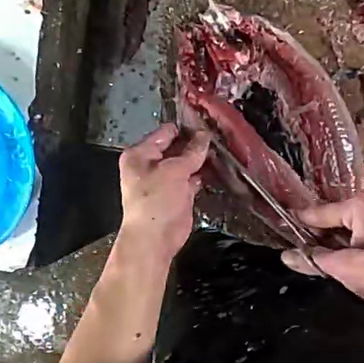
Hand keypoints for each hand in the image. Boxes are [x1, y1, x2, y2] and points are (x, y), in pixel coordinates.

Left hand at [115, 123, 209, 267]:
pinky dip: (202, 175)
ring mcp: (164, 181)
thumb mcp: (174, 171)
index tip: (207, 123)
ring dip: (201, 159)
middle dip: (195, 144)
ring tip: (223, 149)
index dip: (186, 128)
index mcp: (140, 154)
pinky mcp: (177, 194)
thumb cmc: (156, 202)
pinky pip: (191, 179)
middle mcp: (149, 165)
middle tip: (220, 136)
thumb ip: (191, 152)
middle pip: (176, 147)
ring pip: (185, 164)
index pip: (165, 132)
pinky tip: (218, 168)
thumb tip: (204, 136)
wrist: (154, 239)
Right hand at [280, 190, 363, 309]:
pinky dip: (351, 243)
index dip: (299, 224)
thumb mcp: (348, 269)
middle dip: (319, 236)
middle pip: (335, 218)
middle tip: (300, 254)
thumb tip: (288, 256)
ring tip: (320, 260)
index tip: (279, 228)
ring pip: (348, 226)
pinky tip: (344, 259)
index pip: (320, 212)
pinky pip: (362, 231)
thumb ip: (315, 260)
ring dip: (335, 242)